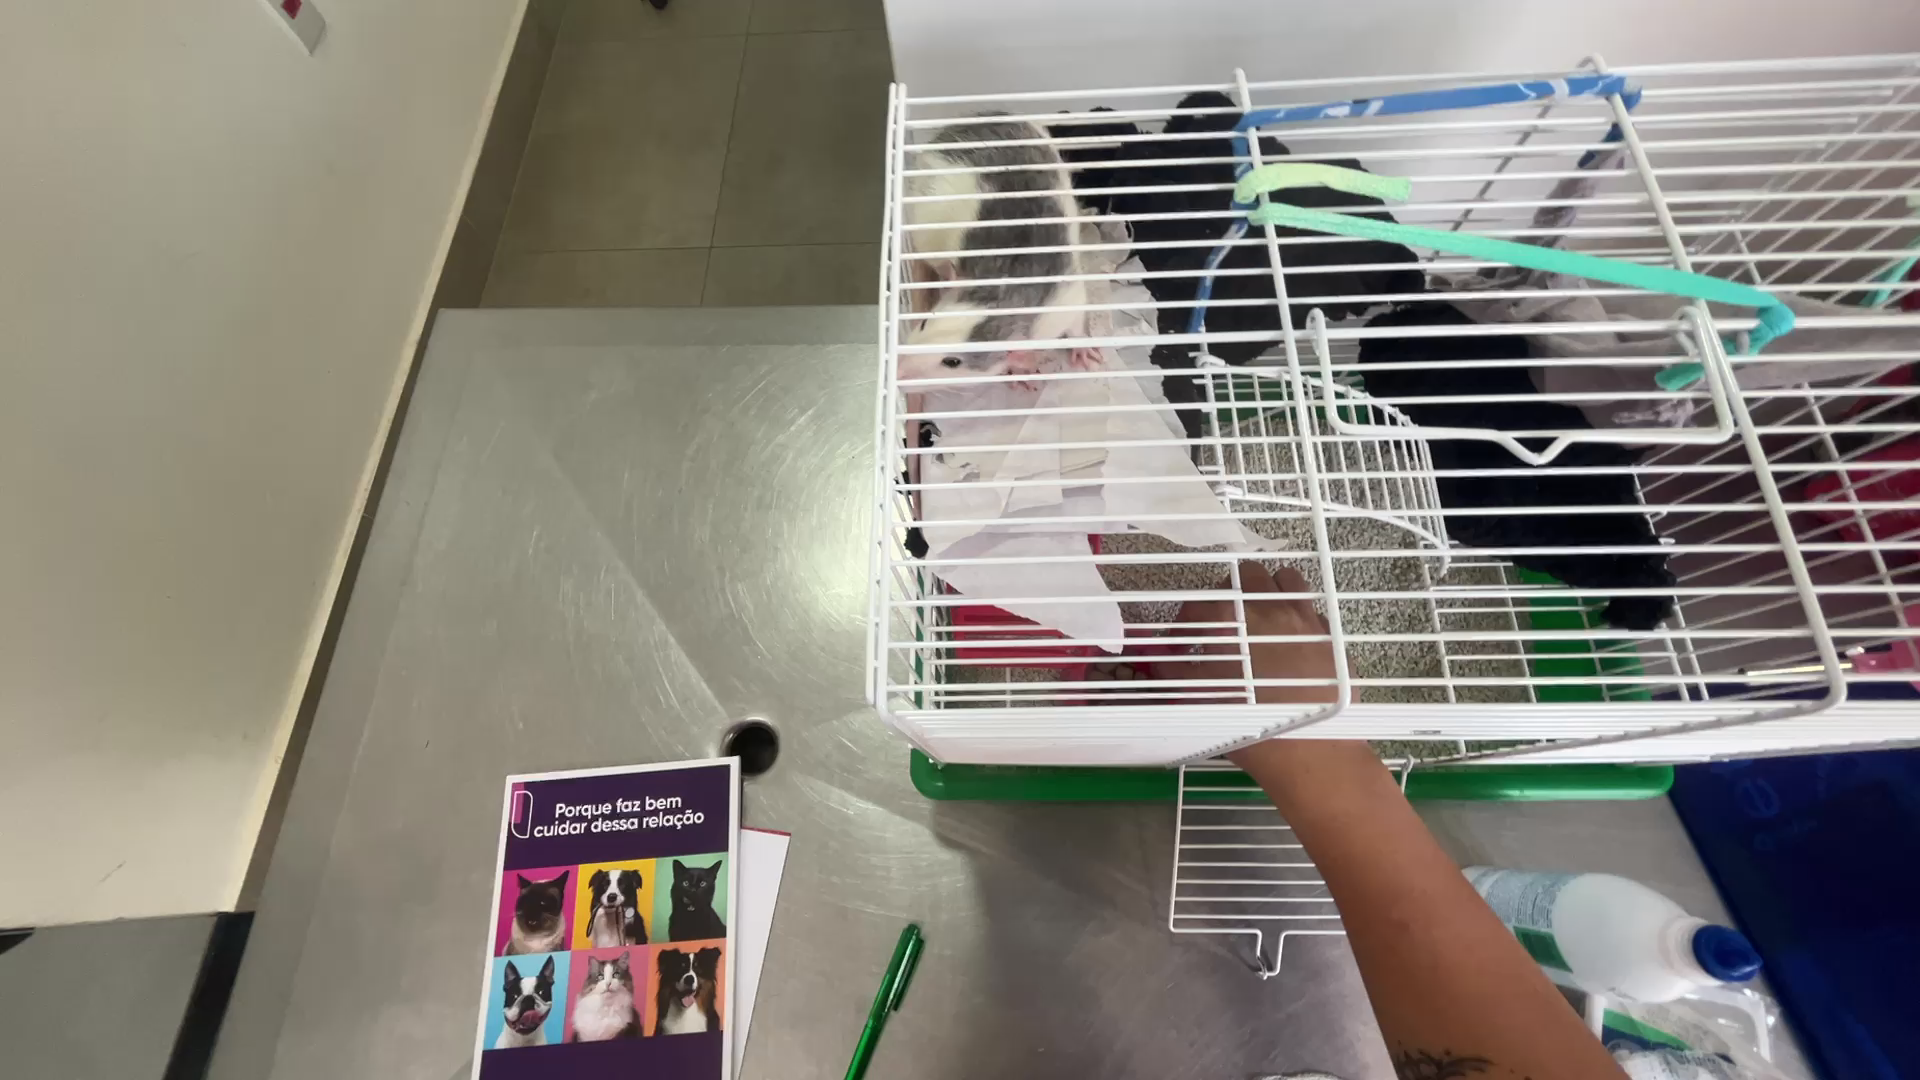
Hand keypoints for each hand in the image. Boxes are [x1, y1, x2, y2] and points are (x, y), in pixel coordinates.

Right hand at [1177, 562, 1375, 778]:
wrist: (1310, 751)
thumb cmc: (1248, 723)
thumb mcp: (1199, 697)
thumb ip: (1175, 672)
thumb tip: (1160, 660)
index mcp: (1231, 618)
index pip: (1197, 606)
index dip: (1183, 624)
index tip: (1181, 645)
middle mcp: (1268, 607)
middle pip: (1244, 576)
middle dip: (1227, 594)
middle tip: (1220, 622)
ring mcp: (1304, 618)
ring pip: (1284, 579)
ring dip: (1267, 591)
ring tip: (1258, 616)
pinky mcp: (1330, 636)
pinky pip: (1310, 608)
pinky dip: (1295, 615)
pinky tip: (1288, 640)